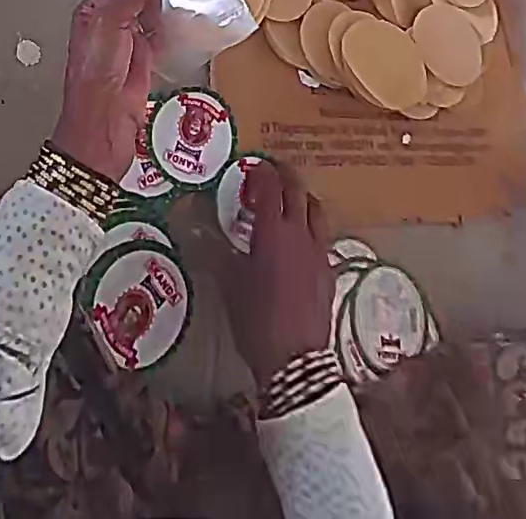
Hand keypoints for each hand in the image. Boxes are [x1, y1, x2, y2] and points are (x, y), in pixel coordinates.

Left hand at [51, 0, 161, 180]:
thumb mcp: (108, 30)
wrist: (103, 128)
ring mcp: (130, 43)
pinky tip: (192, 16)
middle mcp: (111, 25)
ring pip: (154, 13)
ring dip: (172, 1)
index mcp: (94, 13)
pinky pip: (165, 36)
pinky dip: (178, 25)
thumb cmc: (96, 81)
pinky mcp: (147, 60)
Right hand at [225, 160, 332, 382]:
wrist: (295, 359)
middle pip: (297, 190)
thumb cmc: (255, 319)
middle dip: (284, 175)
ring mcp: (319, 249)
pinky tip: (299, 238)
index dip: (261, 172)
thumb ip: (216, 250)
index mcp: (273, 232)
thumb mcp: (229, 284)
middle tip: (271, 172)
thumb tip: (196, 226)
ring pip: (315, 208)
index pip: (270, 187)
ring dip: (301, 197)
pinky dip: (310, 224)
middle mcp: (300, 233)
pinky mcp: (329, 267)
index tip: (252, 166)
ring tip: (288, 200)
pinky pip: (321, 233)